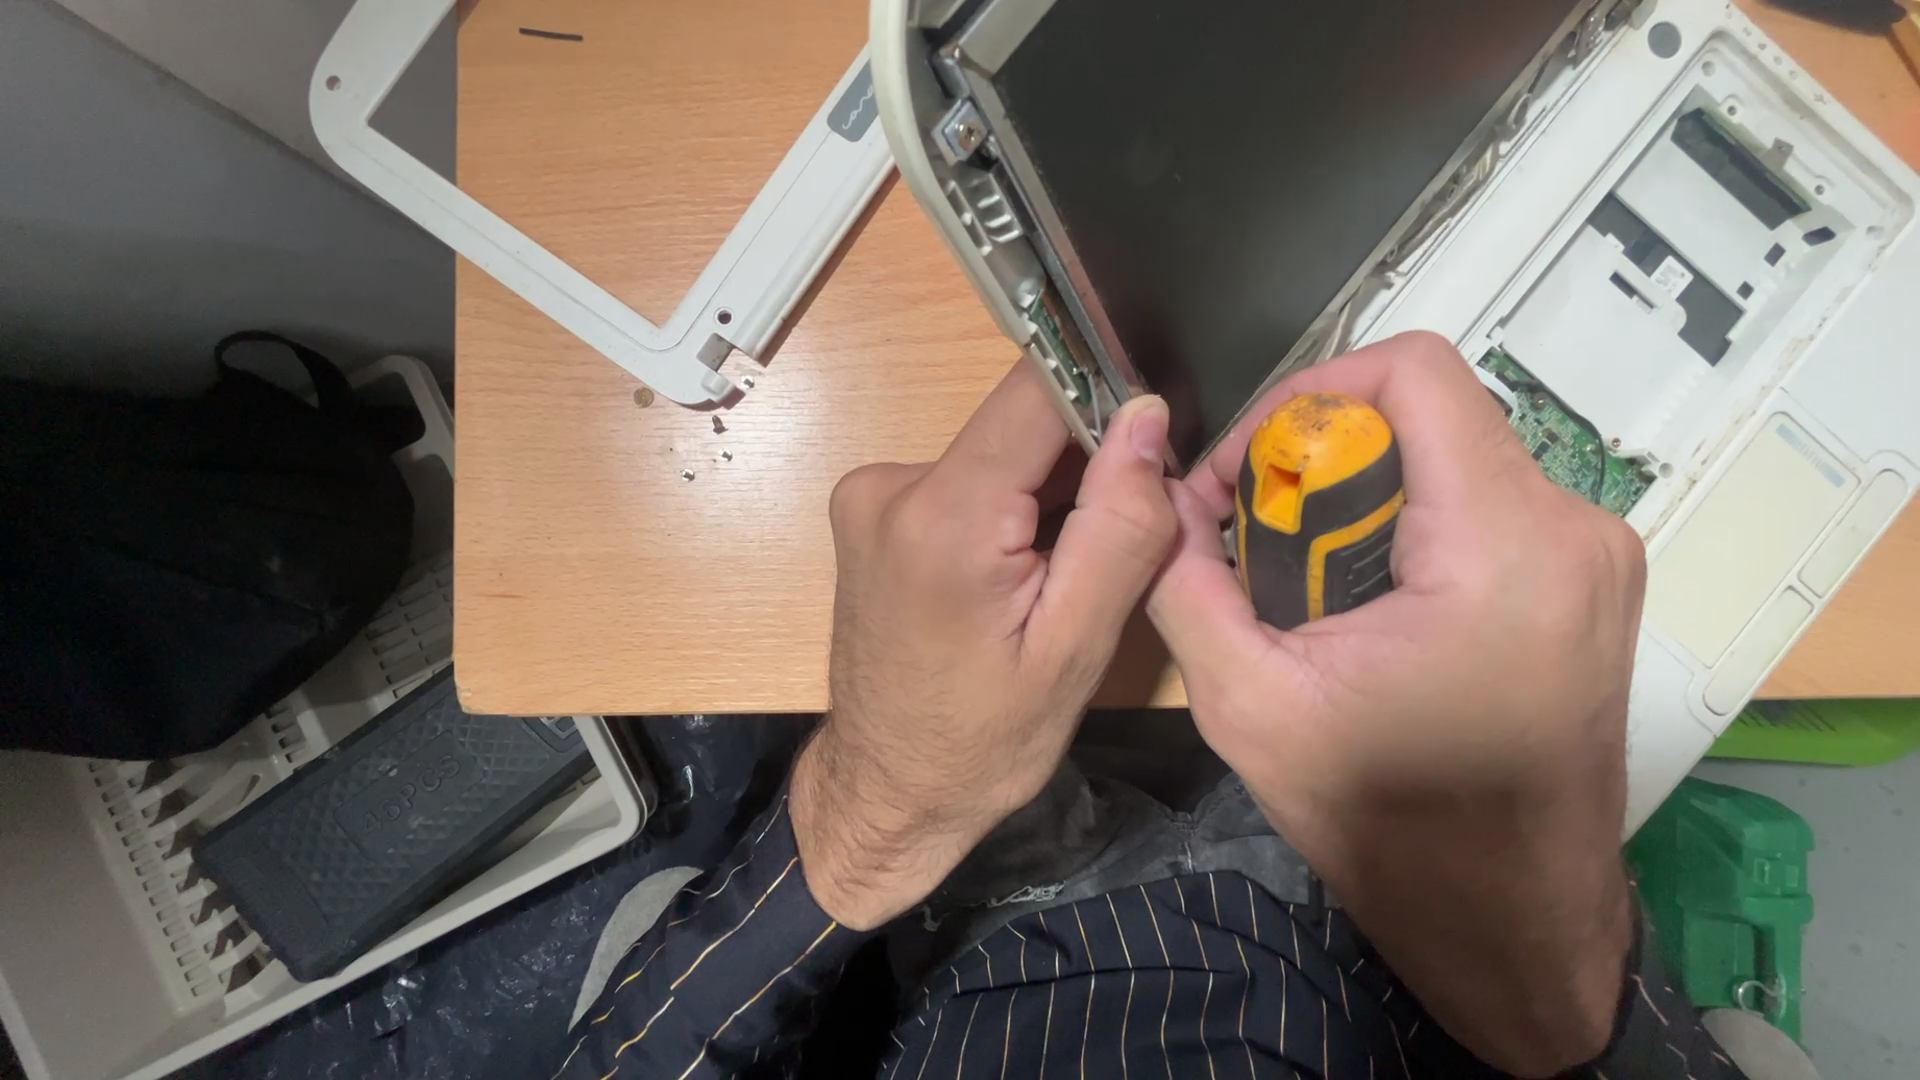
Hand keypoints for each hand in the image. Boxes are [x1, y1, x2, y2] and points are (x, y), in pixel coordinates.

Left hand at [792, 362, 1176, 929]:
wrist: (887, 786)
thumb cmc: (984, 741)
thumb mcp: (1076, 649)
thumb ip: (1118, 526)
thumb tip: (1144, 417)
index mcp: (942, 516)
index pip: (1036, 388)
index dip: (1104, 399)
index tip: (1145, 447)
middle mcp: (888, 484)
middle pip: (1018, 424)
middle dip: (1078, 465)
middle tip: (1101, 548)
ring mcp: (869, 493)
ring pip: (995, 451)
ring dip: (1041, 494)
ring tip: (1052, 576)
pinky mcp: (868, 509)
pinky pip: (963, 477)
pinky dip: (1002, 508)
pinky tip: (1011, 574)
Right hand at [1149, 332, 1641, 1076]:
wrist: (1503, 920)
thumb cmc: (1384, 819)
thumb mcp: (1245, 703)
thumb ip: (1184, 586)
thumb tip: (1157, 502)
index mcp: (1499, 545)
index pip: (1410, 372)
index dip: (1305, 393)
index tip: (1241, 470)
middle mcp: (1567, 525)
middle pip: (1420, 413)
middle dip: (1311, 455)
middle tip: (1244, 529)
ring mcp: (1586, 553)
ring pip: (1441, 453)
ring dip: (1346, 490)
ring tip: (1283, 566)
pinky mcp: (1579, 582)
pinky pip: (1469, 499)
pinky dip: (1390, 519)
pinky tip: (1344, 590)